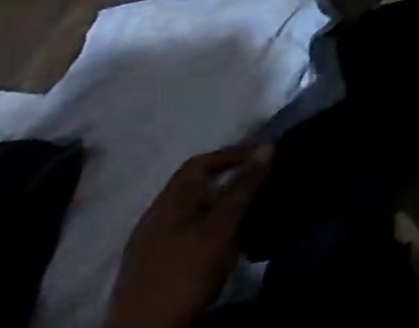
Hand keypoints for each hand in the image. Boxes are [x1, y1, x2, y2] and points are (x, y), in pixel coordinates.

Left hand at [105, 144, 272, 327]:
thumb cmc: (186, 271)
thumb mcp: (222, 226)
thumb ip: (244, 186)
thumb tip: (267, 146)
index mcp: (169, 202)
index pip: (201, 162)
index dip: (233, 154)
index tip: (264, 156)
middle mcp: (156, 217)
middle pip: (196, 187)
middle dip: (231, 181)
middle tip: (262, 184)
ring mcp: (151, 244)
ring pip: (194, 211)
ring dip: (223, 207)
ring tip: (252, 213)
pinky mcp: (154, 267)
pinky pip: (189, 232)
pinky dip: (212, 228)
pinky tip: (228, 242)